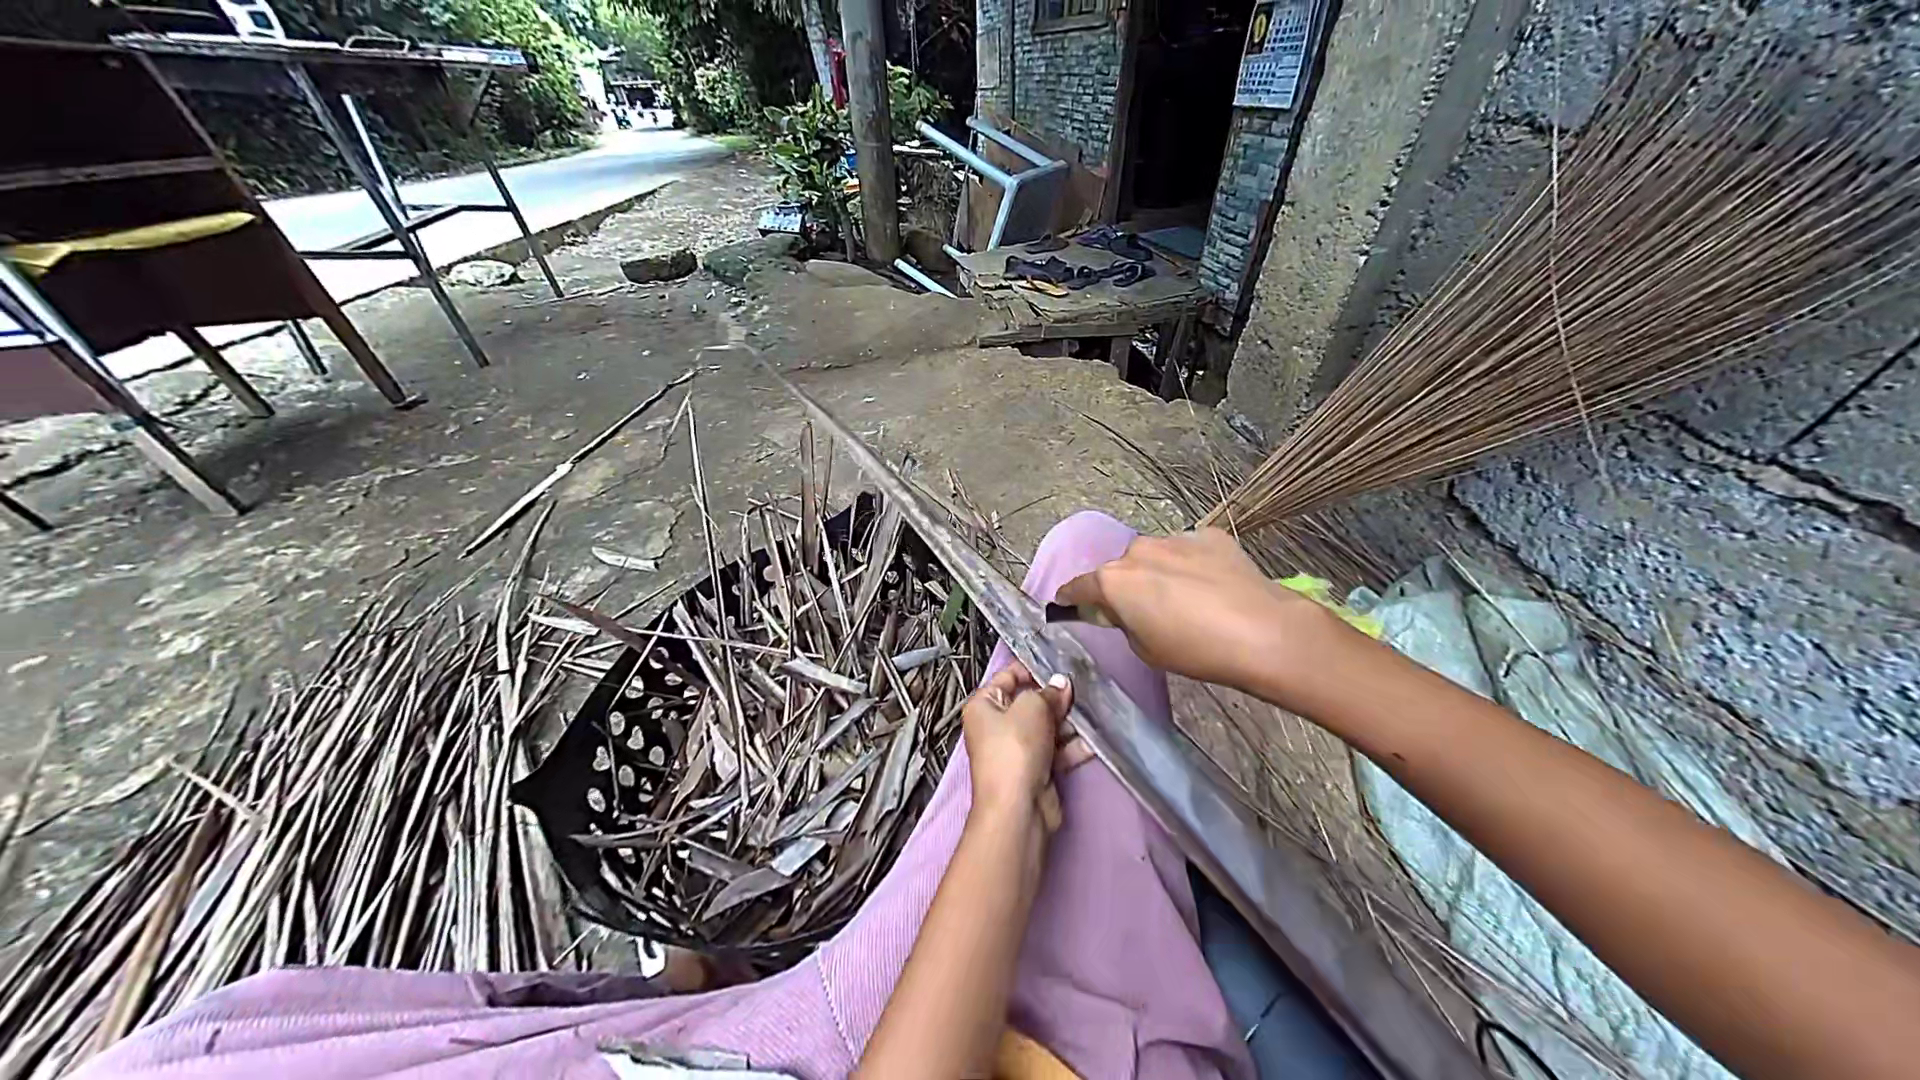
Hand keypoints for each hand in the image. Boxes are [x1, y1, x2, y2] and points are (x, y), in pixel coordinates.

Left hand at [961, 661, 1088, 828]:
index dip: (1032, 669)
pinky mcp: (1036, 769)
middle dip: (1055, 698)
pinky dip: (1072, 746)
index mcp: (984, 706)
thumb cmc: (1015, 750)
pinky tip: (1092, 740)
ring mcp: (1017, 749)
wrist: (1018, 807)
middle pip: (1031, 703)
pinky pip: (1056, 751)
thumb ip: (1048, 692)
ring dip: (1068, 722)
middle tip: (1081, 690)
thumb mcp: (1032, 708)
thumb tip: (1061, 683)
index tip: (1058, 665)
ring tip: (1091, 713)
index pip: (1007, 677)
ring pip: (1047, 727)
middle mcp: (997, 726)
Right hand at [1056, 528, 1322, 695]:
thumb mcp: (1145, 648)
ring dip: (1159, 573)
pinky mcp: (1209, 536)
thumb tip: (1122, 610)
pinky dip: (1191, 565)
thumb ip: (1123, 622)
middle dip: (1125, 586)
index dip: (1069, 597)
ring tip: (1186, 599)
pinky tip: (1212, 587)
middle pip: (1120, 569)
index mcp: (1113, 580)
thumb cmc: (1195, 649)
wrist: (1263, 632)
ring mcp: (1175, 538)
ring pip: (1155, 556)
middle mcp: (1137, 551)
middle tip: (1143, 611)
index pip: (1078, 586)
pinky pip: (1188, 550)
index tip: (1066, 602)